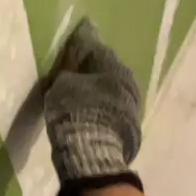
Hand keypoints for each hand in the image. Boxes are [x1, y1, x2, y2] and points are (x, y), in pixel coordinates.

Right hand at [43, 18, 143, 195]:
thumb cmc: (75, 111)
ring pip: (115, 90)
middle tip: (79, 70)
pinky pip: (115, 109)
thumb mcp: (61, 86)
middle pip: (109, 69)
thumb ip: (68, 73)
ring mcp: (134, 105)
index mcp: (113, 66)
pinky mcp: (132, 126)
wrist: (94, 152)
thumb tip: (71, 72)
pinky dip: (105, 108)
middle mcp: (128, 81)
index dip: (84, 45)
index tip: (75, 44)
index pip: (97, 48)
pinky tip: (94, 113)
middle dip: (95, 69)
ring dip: (102, 90)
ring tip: (85, 94)